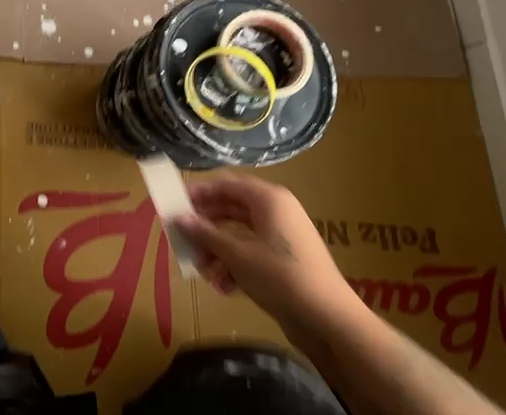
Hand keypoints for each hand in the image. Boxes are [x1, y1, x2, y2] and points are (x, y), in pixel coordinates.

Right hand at [174, 175, 362, 328]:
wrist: (330, 320)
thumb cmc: (281, 276)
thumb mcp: (236, 254)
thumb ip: (205, 233)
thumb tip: (178, 217)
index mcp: (268, 199)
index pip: (225, 184)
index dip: (198, 192)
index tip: (175, 204)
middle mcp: (276, 211)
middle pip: (230, 209)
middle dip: (205, 227)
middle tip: (183, 239)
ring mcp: (282, 236)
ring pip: (238, 234)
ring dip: (217, 251)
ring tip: (204, 271)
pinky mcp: (286, 260)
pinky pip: (251, 252)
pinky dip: (235, 265)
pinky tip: (224, 286)